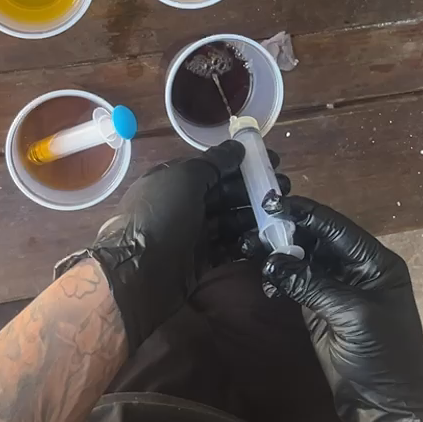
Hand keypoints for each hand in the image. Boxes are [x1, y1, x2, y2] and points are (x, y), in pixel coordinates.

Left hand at [76, 141, 283, 345]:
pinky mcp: (199, 262)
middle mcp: (183, 205)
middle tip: (285, 191)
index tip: (273, 163)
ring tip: (282, 215)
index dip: (243, 163)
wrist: (137, 274)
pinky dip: (246, 242)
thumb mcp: (185, 179)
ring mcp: (191, 234)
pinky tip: (267, 239)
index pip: (214, 167)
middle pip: (225, 194)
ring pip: (229, 221)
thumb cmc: (160, 217)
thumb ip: (213, 162)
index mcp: (175, 180)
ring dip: (254, 217)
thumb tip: (238, 147)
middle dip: (254, 190)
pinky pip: (228, 247)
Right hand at [250, 194, 422, 421]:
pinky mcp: (321, 310)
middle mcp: (356, 269)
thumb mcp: (351, 315)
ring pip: (304, 260)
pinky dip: (280, 278)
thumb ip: (312, 284)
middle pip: (316, 239)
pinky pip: (297, 283)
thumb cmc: (382, 358)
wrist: (387, 408)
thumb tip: (273, 261)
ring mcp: (338, 290)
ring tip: (249, 248)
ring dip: (279, 254)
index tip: (270, 204)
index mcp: (374, 262)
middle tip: (251, 226)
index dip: (304, 213)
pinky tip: (265, 279)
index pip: (334, 227)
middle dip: (286, 232)